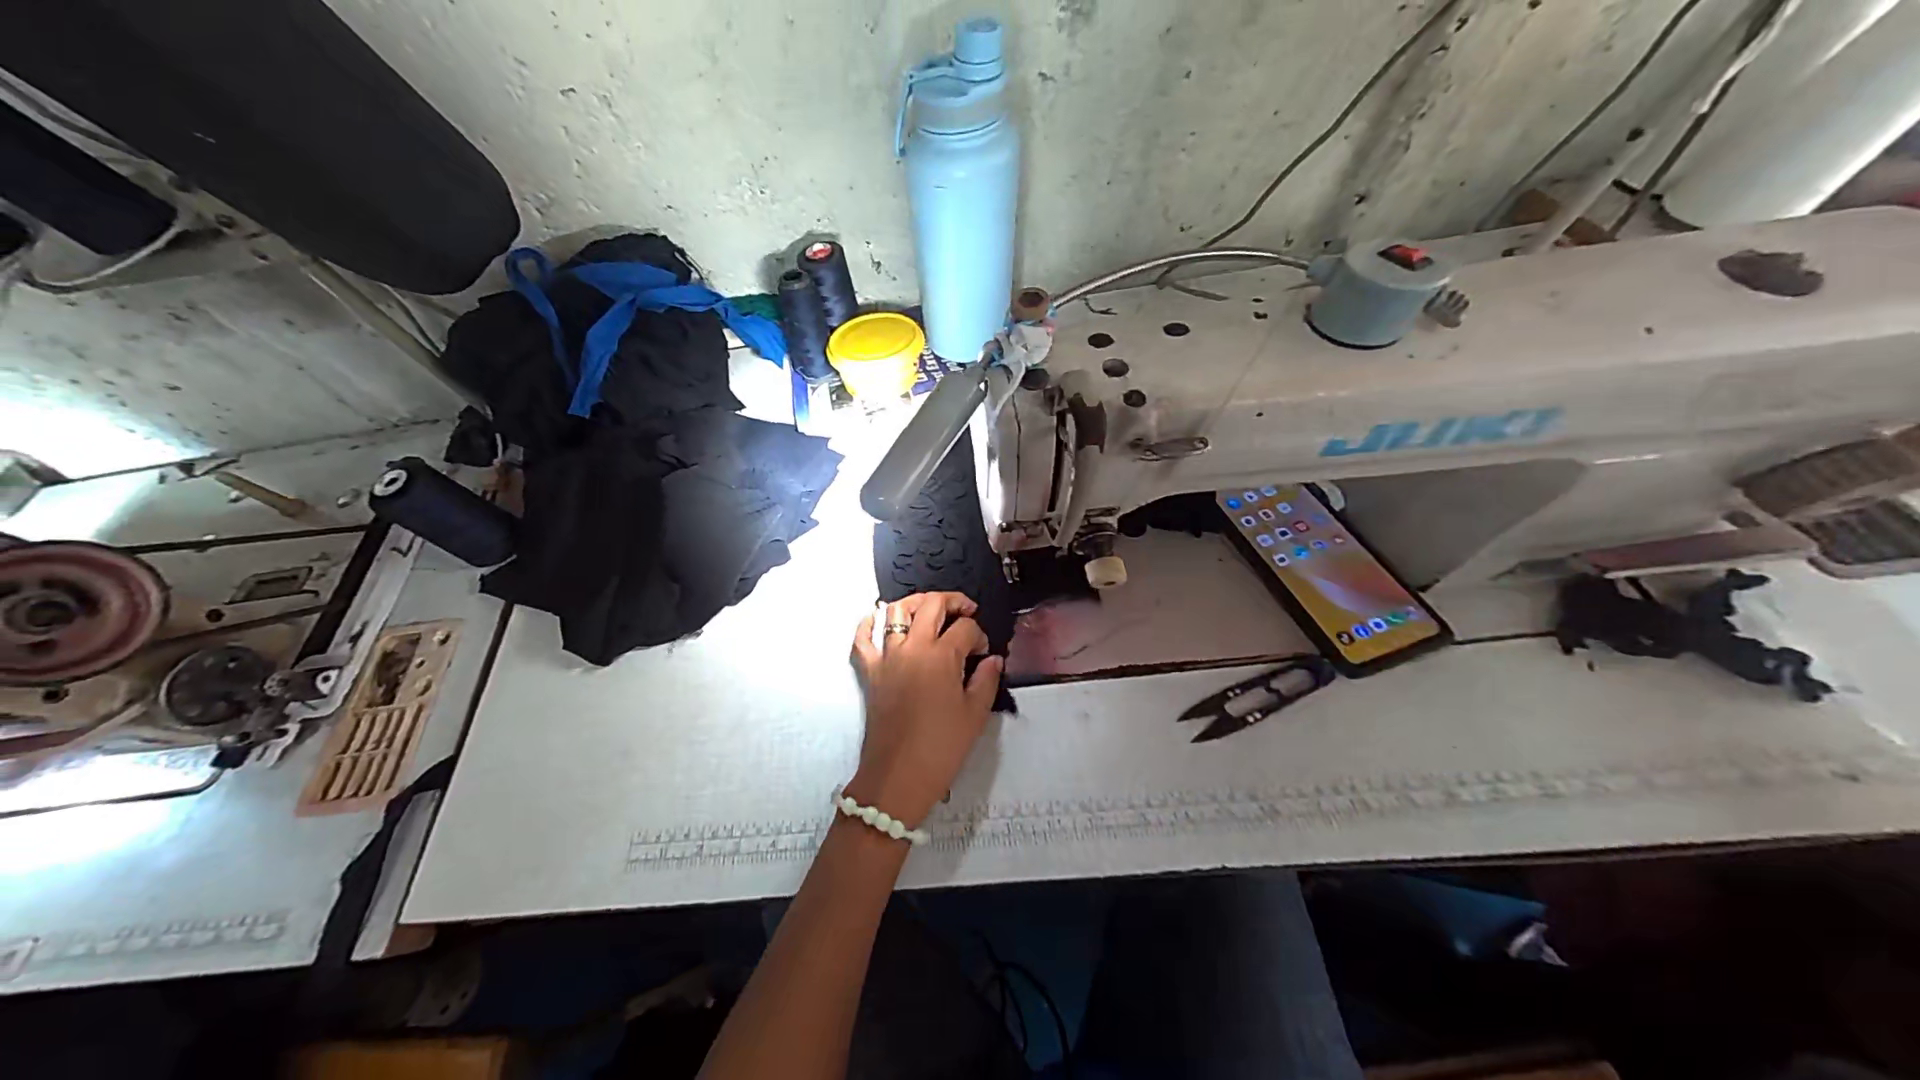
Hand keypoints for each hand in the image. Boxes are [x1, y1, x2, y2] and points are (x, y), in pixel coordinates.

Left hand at [846, 592, 1002, 827]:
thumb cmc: (942, 747)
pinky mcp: (869, 671)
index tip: (983, 652)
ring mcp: (887, 657)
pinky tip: (879, 617)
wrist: (898, 775)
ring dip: (916, 602)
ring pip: (896, 611)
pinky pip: (863, 638)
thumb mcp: (975, 715)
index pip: (965, 628)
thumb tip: (991, 659)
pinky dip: (869, 622)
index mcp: (942, 656)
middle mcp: (913, 647)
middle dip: (953, 602)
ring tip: (930, 609)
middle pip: (932, 605)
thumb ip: (986, 679)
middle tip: (966, 610)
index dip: (979, 635)